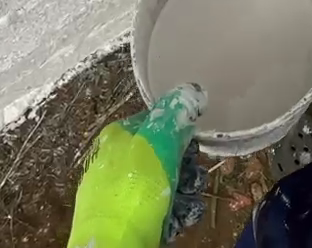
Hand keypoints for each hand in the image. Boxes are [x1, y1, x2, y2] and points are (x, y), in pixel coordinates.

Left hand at [66, 84, 204, 247]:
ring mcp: (121, 195)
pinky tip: (184, 213)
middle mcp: (117, 163)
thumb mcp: (157, 141)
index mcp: (117, 138)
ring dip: (186, 186)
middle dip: (186, 161)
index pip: (151, 119)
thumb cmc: (133, 188)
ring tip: (192, 195)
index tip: (191, 134)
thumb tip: (191, 89)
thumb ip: (174, 113)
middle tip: (195, 169)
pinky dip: (176, 209)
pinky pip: (160, 208)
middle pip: (162, 152)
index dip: (175, 125)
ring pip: (165, 181)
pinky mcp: (129, 222)